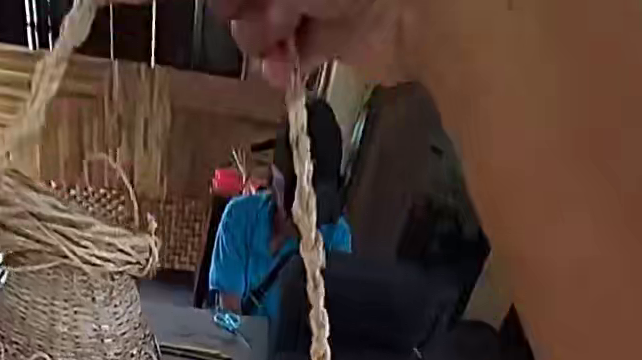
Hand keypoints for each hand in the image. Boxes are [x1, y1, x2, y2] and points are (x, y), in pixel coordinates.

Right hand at [210, 0, 421, 86]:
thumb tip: (223, 7)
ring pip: (267, 22)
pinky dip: (282, 66)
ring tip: (280, 32)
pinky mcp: (336, 37)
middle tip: (254, 9)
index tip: (225, 4)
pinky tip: (280, 71)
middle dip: (243, 4)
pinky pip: (294, 54)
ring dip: (260, 35)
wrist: (418, 1)